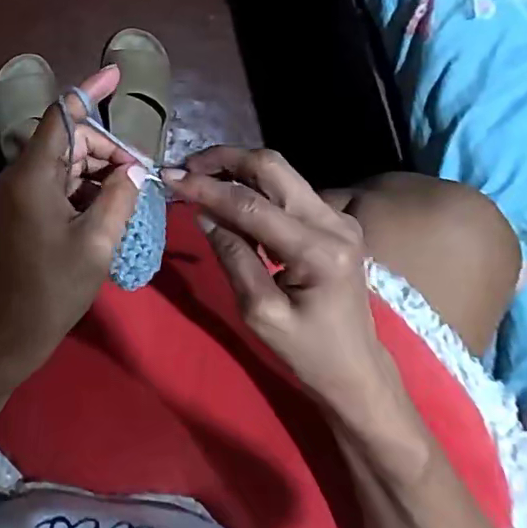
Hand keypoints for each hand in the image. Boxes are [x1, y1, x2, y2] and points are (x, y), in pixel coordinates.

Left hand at [0, 67, 143, 375]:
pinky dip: (88, 184)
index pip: (62, 116)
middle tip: (140, 174)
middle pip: (69, 138)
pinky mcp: (27, 208)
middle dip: (107, 147)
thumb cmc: (54, 287)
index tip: (116, 73)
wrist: (13, 329)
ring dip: (100, 167)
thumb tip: (135, 170)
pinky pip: (61, 181)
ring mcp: (23, 192)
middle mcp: (23, 174)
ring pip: (67, 160)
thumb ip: (119, 197)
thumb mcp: (97, 241)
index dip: (89, 92)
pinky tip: (113, 202)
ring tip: (133, 188)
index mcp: (34, 175)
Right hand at [168, 147, 405, 417]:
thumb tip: (203, 213)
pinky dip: (253, 187)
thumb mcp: (259, 311)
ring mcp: (338, 217)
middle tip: (187, 167)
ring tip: (200, 178)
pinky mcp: (334, 220)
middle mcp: (334, 222)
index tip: (170, 178)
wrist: (356, 368)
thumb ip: (232, 256)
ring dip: (236, 169)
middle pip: (272, 167)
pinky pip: (287, 189)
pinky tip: (229, 200)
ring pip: (280, 172)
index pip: (251, 205)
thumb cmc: (307, 350)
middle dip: (224, 159)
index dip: (206, 188)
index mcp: (318, 251)